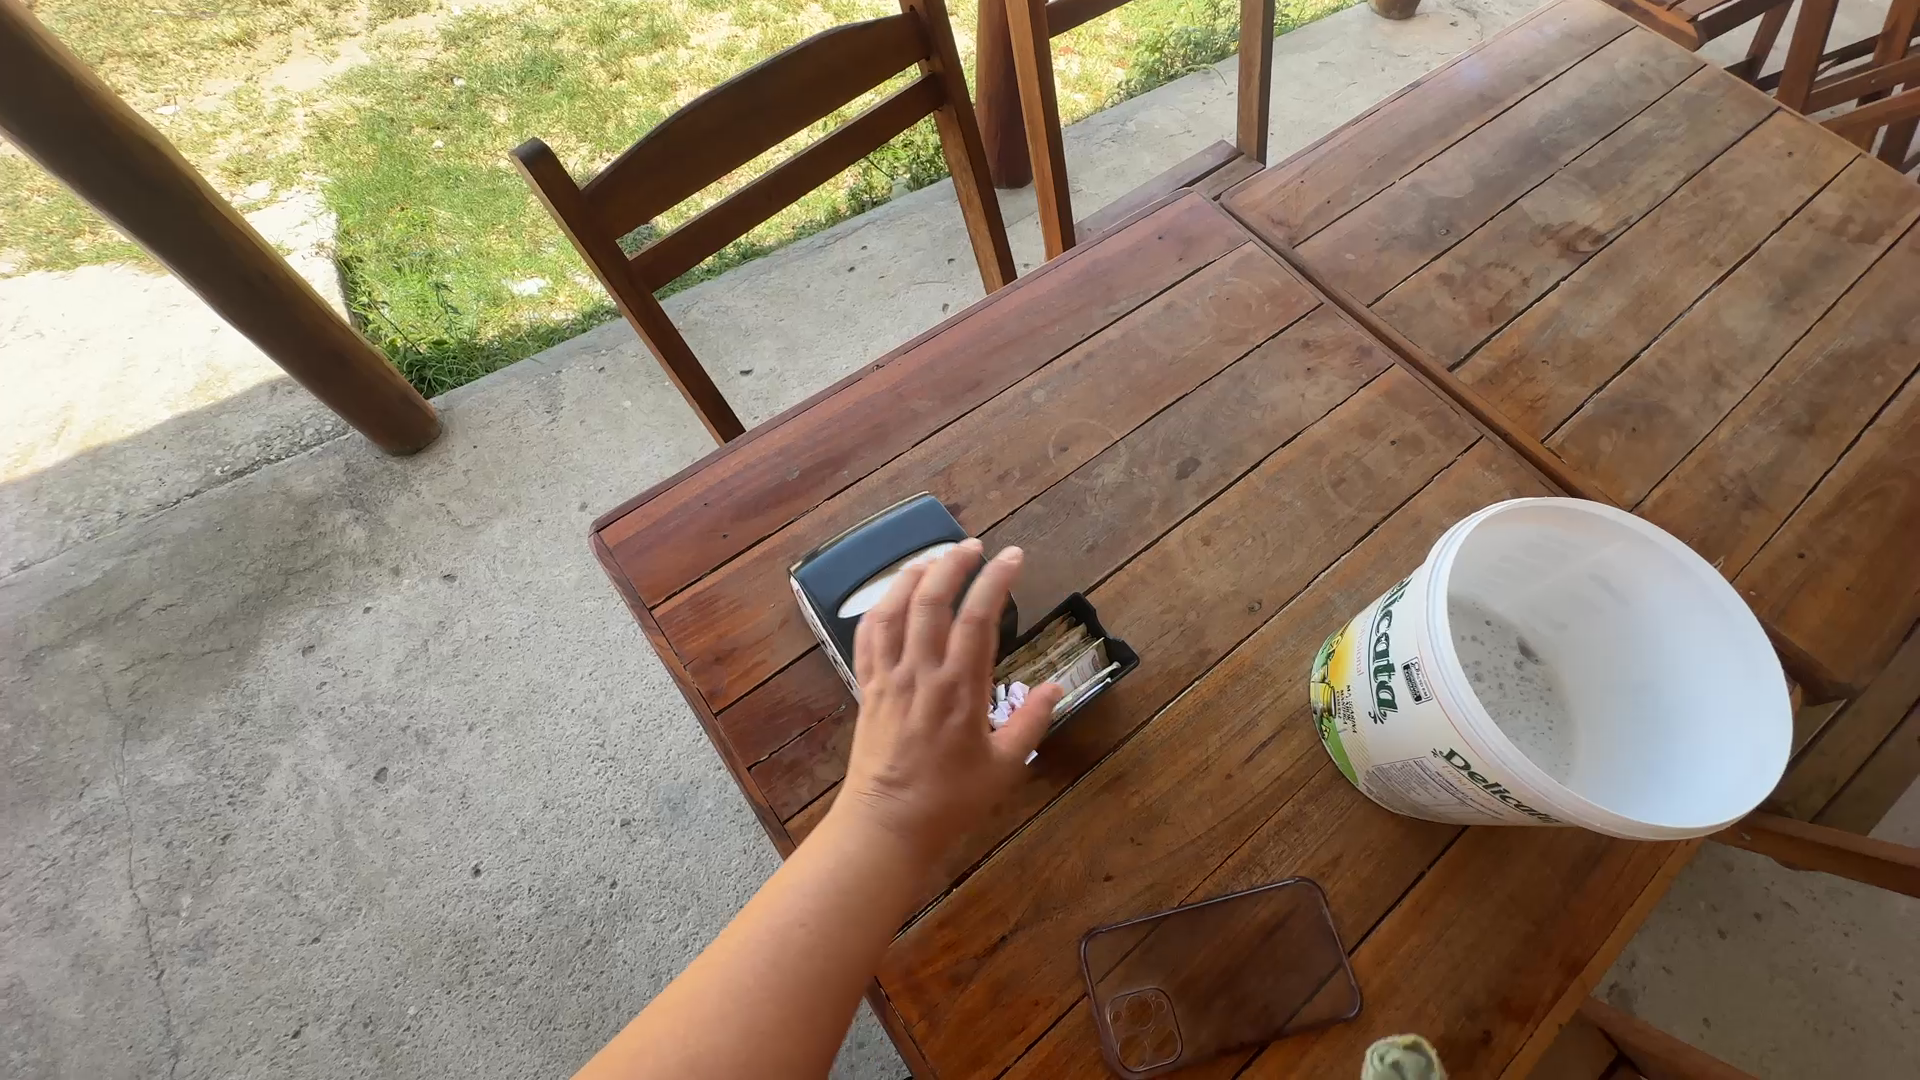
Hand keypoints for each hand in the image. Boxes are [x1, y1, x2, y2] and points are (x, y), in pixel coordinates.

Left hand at [833, 538, 1062, 862]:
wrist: (886, 825)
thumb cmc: (950, 800)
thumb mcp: (1005, 767)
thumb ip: (1032, 722)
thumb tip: (1056, 687)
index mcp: (959, 690)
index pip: (979, 619)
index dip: (996, 581)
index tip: (1013, 557)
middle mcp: (921, 674)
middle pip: (932, 601)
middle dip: (953, 564)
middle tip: (973, 545)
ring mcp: (888, 677)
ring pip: (894, 610)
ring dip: (913, 575)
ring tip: (933, 557)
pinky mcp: (866, 687)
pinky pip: (867, 636)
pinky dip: (880, 606)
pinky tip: (893, 593)